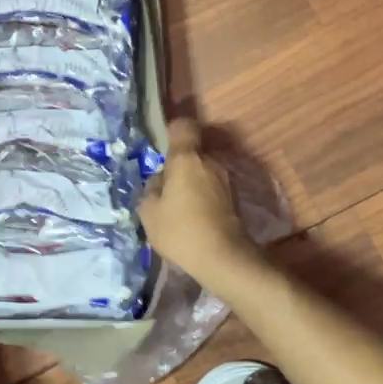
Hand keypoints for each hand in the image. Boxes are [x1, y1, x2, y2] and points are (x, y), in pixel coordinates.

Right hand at [139, 118, 258, 277]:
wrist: (223, 257)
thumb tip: (159, 181)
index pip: (183, 127)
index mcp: (186, 158)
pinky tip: (193, 216)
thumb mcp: (149, 213)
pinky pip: (211, 187)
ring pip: (203, 171)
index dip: (173, 130)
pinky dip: (202, 195)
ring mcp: (225, 179)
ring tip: (178, 206)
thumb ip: (150, 190)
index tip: (163, 144)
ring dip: (191, 182)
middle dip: (179, 164)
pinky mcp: (233, 197)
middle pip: (192, 152)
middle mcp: (209, 161)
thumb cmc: (180, 230)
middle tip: (164, 187)